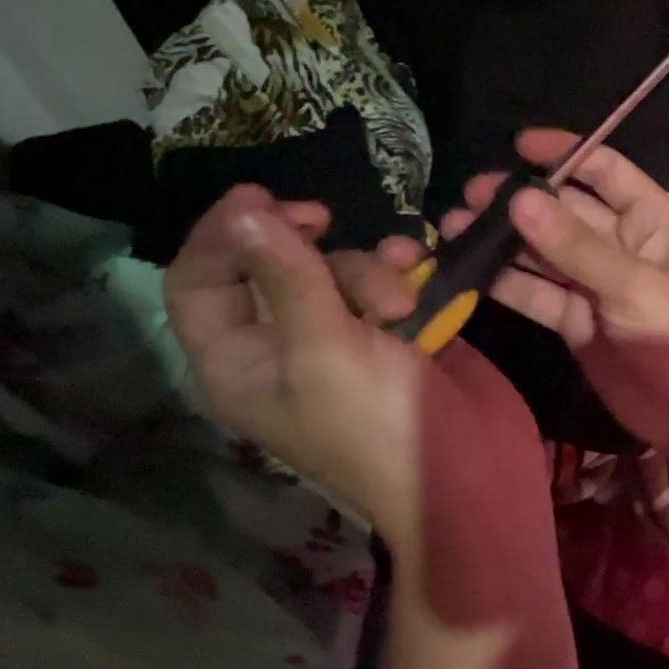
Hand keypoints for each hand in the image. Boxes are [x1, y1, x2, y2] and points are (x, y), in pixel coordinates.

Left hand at [165, 184, 528, 538]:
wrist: (468, 471)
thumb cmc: (381, 421)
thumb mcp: (325, 349)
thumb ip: (287, 277)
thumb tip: (244, 212)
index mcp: (238, 363)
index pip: (200, 282)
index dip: (222, 235)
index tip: (266, 197)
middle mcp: (282, 348)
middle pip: (273, 267)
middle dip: (311, 250)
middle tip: (332, 225)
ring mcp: (343, 342)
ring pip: (336, 272)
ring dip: (368, 265)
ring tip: (402, 295)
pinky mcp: (395, 337)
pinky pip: (384, 285)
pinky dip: (400, 273)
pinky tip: (423, 271)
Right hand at [411, 129, 668, 452]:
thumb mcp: (636, 288)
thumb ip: (578, 247)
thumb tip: (519, 198)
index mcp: (655, 223)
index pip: (607, 172)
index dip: (565, 154)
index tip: (516, 145)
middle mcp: (624, 245)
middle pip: (567, 210)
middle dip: (521, 200)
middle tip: (470, 197)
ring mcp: (598, 283)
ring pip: (545, 252)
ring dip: (504, 241)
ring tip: (453, 228)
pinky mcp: (577, 320)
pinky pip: (538, 293)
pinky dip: (506, 283)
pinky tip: (468, 271)